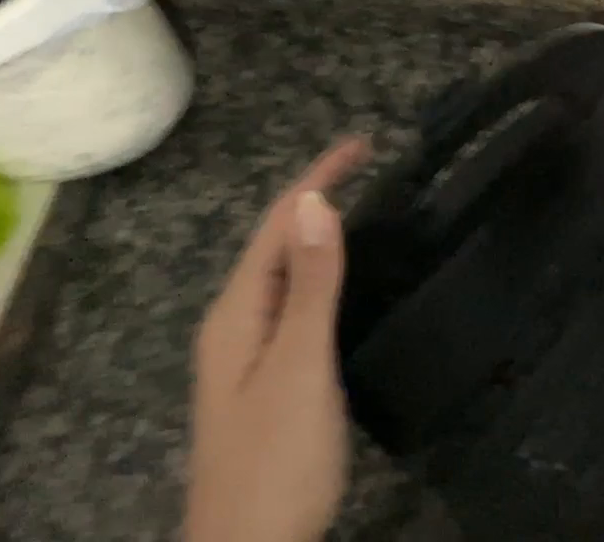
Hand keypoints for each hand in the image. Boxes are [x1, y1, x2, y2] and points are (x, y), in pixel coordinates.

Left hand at [187, 137, 370, 541]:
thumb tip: (314, 203)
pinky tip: (338, 277)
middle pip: (275, 240)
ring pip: (282, 270)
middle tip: (369, 165)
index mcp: (237, 311)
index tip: (363, 142)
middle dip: (315, 194)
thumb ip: (310, 286)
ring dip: (315, 229)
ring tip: (359, 201)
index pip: (279, 223)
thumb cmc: (276, 460)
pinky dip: (317, 269)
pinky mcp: (264, 376)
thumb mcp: (299, 367)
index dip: (318, 177)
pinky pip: (290, 299)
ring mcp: (245, 352)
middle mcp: (234, 321)